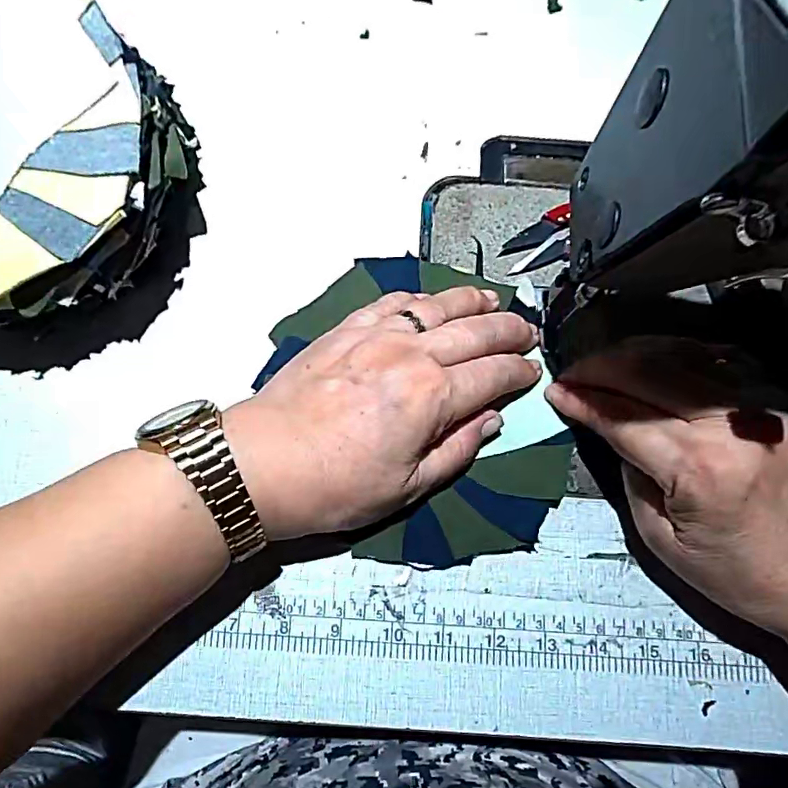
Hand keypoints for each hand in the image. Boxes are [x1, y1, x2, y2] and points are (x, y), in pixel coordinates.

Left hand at [222, 286, 539, 540]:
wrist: (259, 465)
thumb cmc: (329, 487)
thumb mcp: (404, 488)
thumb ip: (455, 451)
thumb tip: (488, 421)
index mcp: (433, 395)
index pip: (494, 375)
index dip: (518, 373)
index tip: (529, 373)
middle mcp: (408, 354)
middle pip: (474, 331)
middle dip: (508, 330)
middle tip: (525, 332)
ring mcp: (370, 338)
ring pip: (434, 307)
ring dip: (469, 302)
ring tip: (489, 301)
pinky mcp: (338, 334)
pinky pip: (386, 304)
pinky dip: (414, 299)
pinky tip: (424, 302)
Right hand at [546, 336, 787, 641]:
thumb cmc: (746, 572)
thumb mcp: (661, 537)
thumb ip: (635, 480)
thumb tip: (619, 441)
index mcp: (699, 467)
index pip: (622, 418)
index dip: (582, 401)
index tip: (556, 392)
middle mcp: (733, 428)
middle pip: (651, 374)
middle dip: (601, 368)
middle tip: (570, 373)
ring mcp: (763, 412)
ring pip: (685, 359)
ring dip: (635, 356)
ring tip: (602, 363)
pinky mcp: (778, 408)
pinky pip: (715, 368)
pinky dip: (676, 359)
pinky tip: (653, 362)